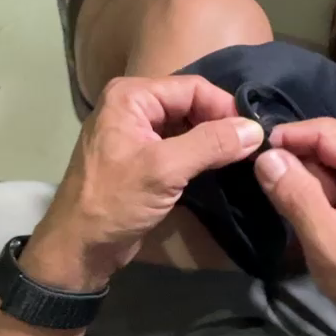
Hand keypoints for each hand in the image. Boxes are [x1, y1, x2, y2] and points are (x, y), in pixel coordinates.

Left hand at [25, 75, 262, 290]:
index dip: (225, 107)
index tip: (256, 132)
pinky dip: (200, 156)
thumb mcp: (164, 170)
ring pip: (186, 127)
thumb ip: (210, 144)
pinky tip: (221, 168)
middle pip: (190, 104)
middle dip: (221, 123)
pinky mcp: (142, 161)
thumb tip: (255, 129)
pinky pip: (178, 148)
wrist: (80, 247)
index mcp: (130, 96)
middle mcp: (132, 108)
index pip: (191, 88)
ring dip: (213, 141)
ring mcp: (136, 135)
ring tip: (245, 157)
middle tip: (254, 146)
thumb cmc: (114, 202)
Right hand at [253, 118, 335, 330]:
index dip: (287, 138)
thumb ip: (296, 195)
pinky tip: (319, 215)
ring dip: (311, 181)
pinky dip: (324, 190)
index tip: (255, 155)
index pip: (326, 132)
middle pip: (331, 142)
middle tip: (280, 197)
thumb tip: (266, 157)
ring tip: (304, 214)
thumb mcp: (325, 241)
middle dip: (301, 164)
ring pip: (334, 160)